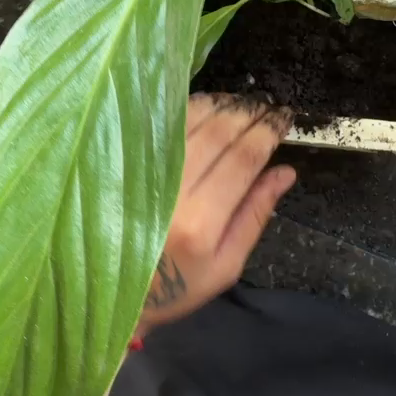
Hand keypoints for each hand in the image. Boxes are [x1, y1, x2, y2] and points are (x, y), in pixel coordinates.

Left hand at [138, 95, 296, 334]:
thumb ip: (255, 214)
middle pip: (216, 134)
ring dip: (218, 105)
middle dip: (247, 113)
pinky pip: (158, 125)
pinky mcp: (121, 164)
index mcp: (200, 223)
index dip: (267, 133)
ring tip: (239, 103)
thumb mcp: (227, 265)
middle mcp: (170, 193)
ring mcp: (141, 175)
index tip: (283, 119)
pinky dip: (185, 110)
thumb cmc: (176, 286)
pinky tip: (203, 107)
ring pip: (186, 123)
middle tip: (266, 105)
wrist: (110, 292)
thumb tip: (285, 172)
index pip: (242, 160)